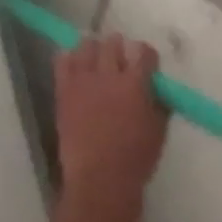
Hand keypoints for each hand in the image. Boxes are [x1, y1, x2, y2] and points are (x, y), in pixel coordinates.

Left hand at [54, 33, 168, 202]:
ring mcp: (84, 82)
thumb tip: (155, 88)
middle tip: (119, 56)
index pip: (143, 51)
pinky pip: (62, 64)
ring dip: (94, 49)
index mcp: (136, 83)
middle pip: (112, 43)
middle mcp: (109, 76)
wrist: (100, 177)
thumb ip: (158, 102)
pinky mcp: (64, 93)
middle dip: (118, 46)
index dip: (146, 53)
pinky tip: (73, 63)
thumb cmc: (136, 157)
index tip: (146, 62)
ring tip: (96, 57)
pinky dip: (69, 58)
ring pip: (86, 48)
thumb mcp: (159, 128)